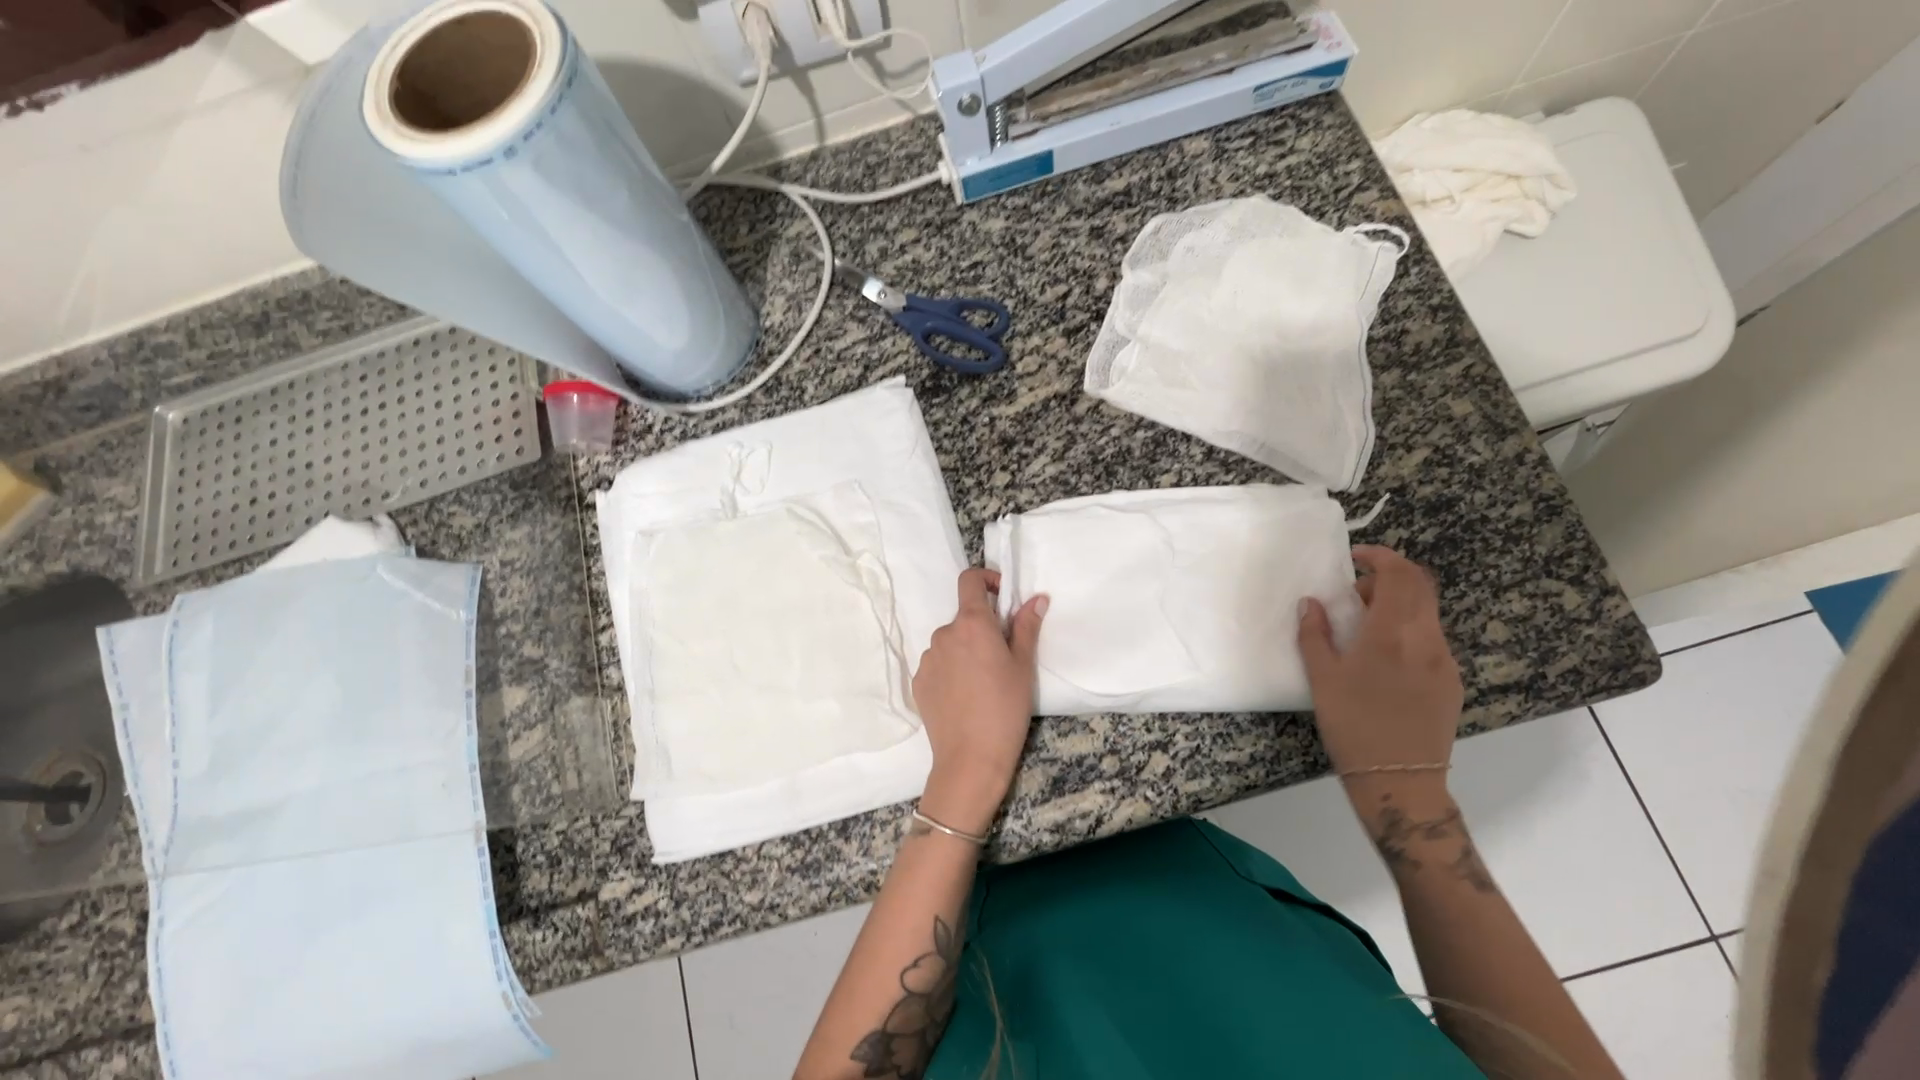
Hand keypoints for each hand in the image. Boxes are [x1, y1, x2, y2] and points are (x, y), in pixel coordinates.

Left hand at [912, 568, 1047, 835]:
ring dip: (966, 651)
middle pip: (964, 617)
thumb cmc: (1005, 710)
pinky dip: (952, 671)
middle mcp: (944, 634)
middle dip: (983, 628)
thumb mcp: (1023, 667)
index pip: (969, 579)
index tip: (1002, 596)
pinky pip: (938, 665)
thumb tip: (1035, 598)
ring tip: (984, 684)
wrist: (969, 759)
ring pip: (951, 643)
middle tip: (1004, 657)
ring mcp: (927, 658)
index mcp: (972, 624)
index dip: (986, 579)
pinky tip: (965, 698)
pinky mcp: (918, 682)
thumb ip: (1027, 627)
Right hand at [1298, 546, 1463, 816]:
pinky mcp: (1452, 681)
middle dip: (1390, 576)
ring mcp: (1445, 661)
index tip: (1357, 558)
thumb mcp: (1322, 680)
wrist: (1400, 780)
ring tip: (1367, 626)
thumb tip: (1311, 603)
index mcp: (1392, 634)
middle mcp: (1426, 639)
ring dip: (1399, 604)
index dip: (1380, 557)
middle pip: (1421, 586)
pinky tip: (1386, 658)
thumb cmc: (1352, 727)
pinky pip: (1432, 639)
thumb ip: (1314, 635)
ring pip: (1428, 613)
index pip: (1399, 574)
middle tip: (1357, 592)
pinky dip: (1410, 630)